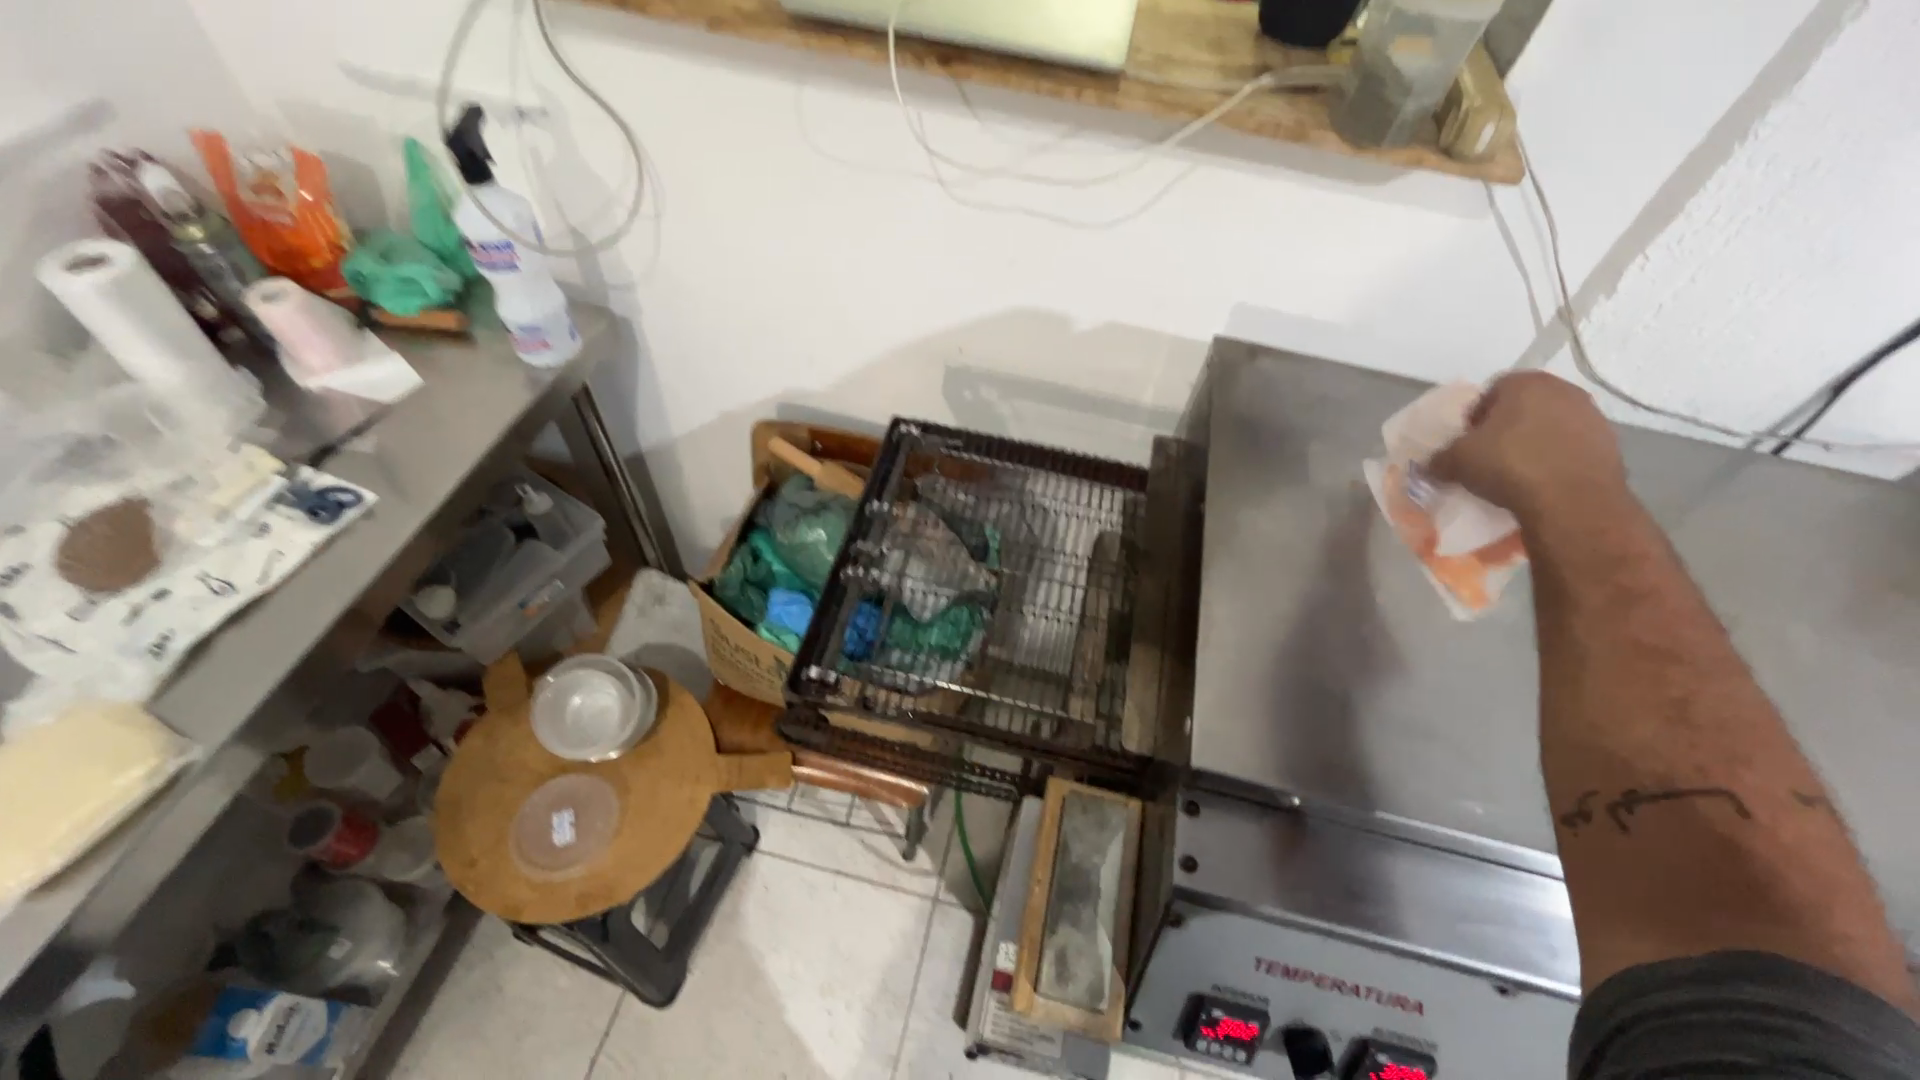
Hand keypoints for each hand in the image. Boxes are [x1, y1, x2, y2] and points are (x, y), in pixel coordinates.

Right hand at [1428, 372, 1626, 520]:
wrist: (1572, 501)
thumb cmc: (1509, 465)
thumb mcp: (1456, 461)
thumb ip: (1439, 458)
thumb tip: (1431, 464)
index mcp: (1525, 383)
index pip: (1491, 391)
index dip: (1475, 417)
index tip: (1468, 442)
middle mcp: (1563, 390)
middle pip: (1524, 406)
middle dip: (1506, 428)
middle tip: (1490, 456)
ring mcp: (1592, 416)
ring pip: (1550, 426)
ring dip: (1534, 443)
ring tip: (1518, 472)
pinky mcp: (1610, 444)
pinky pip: (1572, 448)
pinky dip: (1557, 459)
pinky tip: (1543, 482)